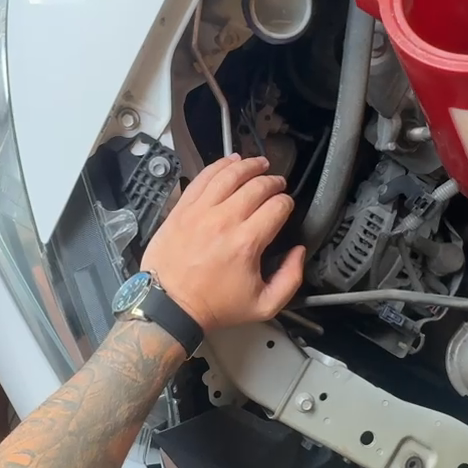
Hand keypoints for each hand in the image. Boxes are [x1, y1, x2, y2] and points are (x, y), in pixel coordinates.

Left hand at [142, 155, 305, 330]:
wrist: (169, 305)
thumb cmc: (213, 305)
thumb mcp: (264, 306)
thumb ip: (291, 279)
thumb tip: (298, 252)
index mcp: (246, 243)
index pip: (277, 206)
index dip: (287, 202)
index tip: (286, 206)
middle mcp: (224, 220)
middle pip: (256, 186)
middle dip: (273, 182)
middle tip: (278, 183)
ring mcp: (200, 211)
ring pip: (229, 175)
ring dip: (249, 165)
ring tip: (260, 163)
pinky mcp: (182, 208)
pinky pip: (203, 177)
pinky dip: (219, 165)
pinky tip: (230, 162)